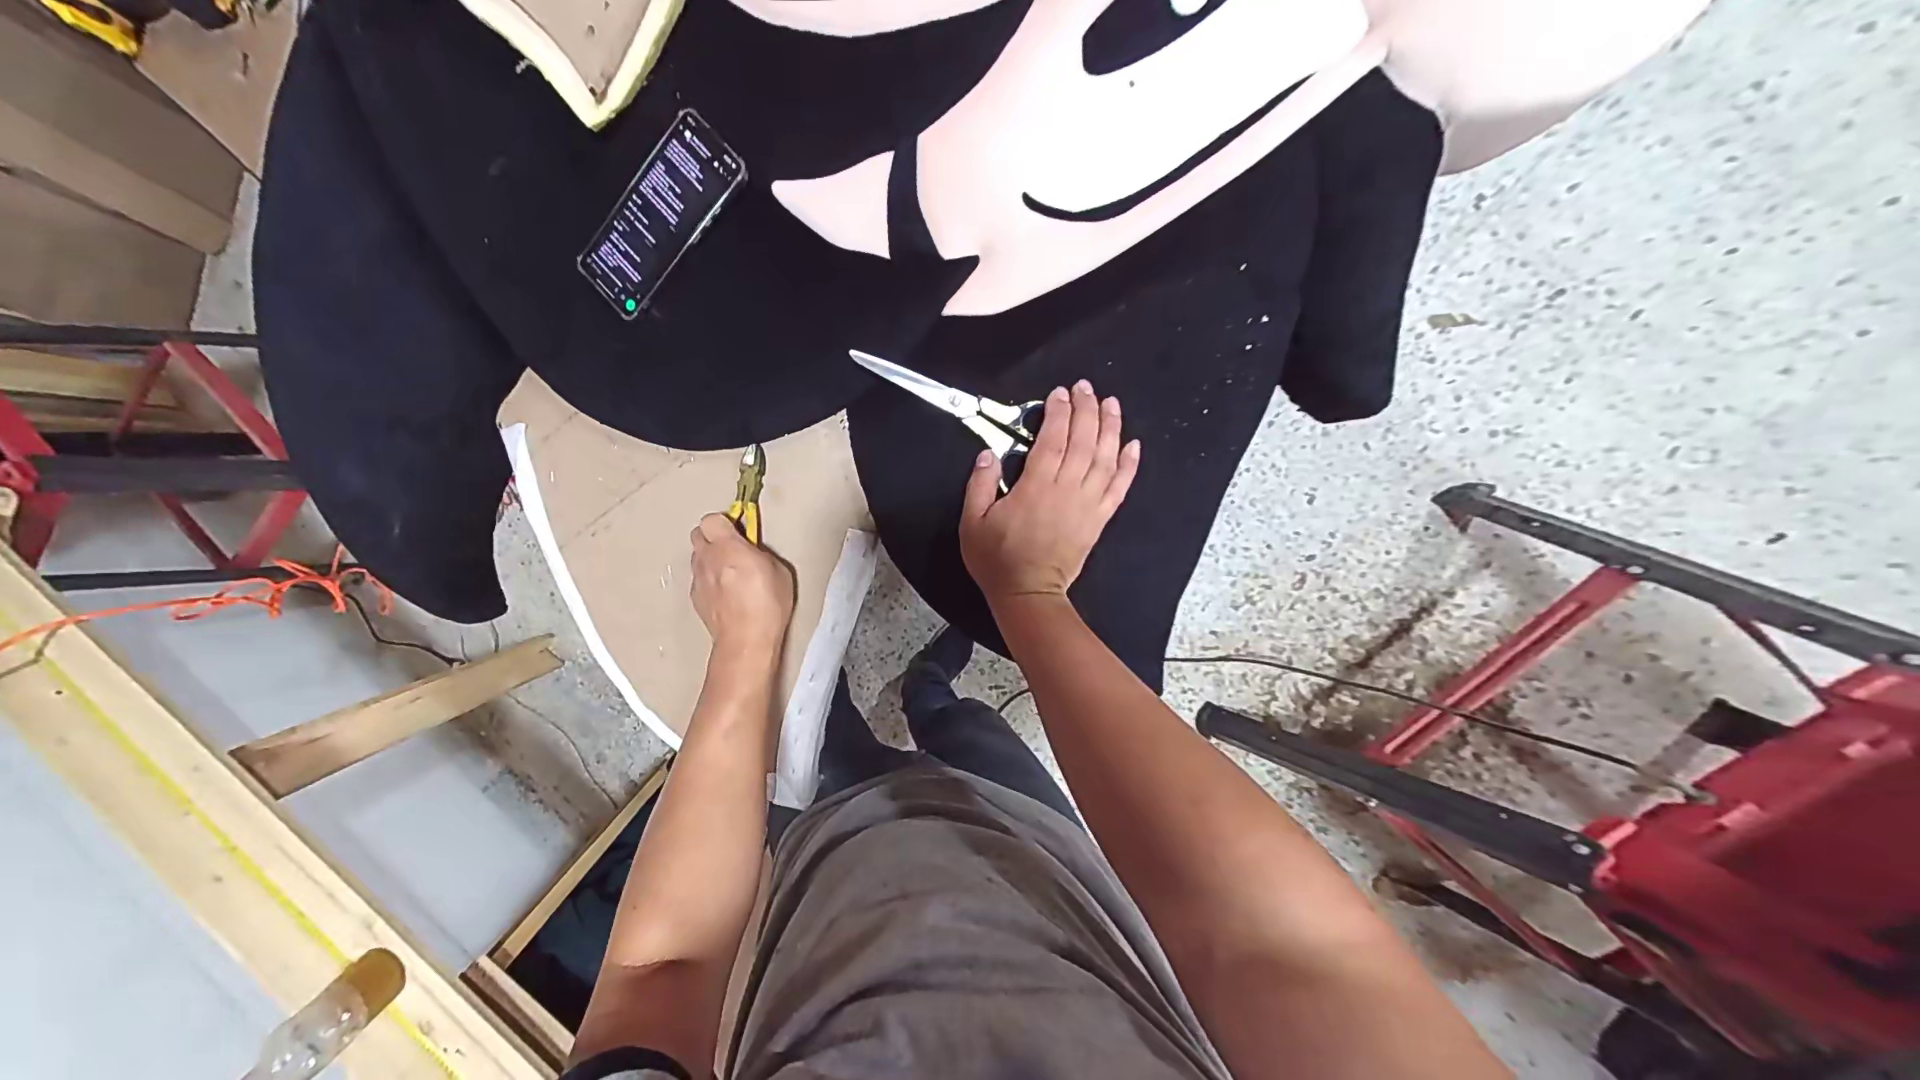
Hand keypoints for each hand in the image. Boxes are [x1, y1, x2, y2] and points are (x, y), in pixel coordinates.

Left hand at [689, 513, 794, 661]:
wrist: (746, 640)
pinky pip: (699, 579)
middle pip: (698, 534)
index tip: (740, 529)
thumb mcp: (778, 569)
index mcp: (727, 546)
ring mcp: (698, 579)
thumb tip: (753, 552)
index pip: (712, 518)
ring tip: (731, 572)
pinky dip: (709, 580)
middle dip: (713, 536)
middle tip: (733, 546)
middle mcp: (706, 559)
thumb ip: (760, 553)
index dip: (726, 522)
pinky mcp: (696, 599)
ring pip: (697, 557)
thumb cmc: (767, 604)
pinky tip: (727, 593)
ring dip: (710, 558)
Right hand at [959, 380, 1139, 605]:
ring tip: (1112, 404)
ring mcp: (1087, 504)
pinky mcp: (1099, 519)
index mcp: (1036, 487)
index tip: (1059, 393)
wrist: (1028, 594)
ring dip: (1111, 428)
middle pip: (1083, 441)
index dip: (1058, 412)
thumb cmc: (998, 559)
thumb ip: (980, 484)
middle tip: (1085, 388)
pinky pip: (1119, 487)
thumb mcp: (972, 522)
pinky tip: (1133, 446)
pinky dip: (1129, 465)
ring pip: (1105, 458)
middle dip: (1086, 410)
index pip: (1053, 439)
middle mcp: (1067, 490)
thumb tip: (988, 454)